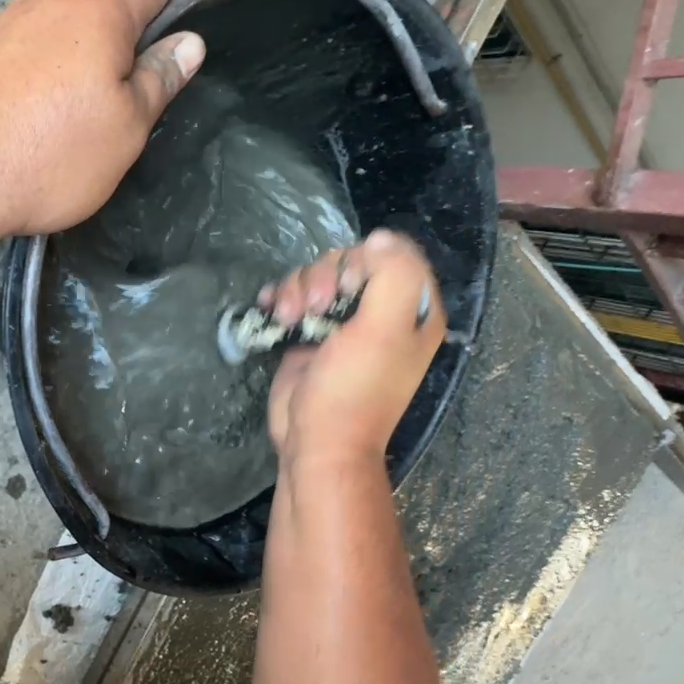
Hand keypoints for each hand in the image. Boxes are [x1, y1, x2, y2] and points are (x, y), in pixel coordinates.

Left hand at [0, 0, 205, 237]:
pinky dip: (33, 71)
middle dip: (120, 30)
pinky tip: (25, 115)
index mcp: (100, 11)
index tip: (171, 37)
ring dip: (72, 53)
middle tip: (120, 88)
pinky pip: (18, 48)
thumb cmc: (50, 157)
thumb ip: (157, 83)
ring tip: (69, 111)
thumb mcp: (124, 133)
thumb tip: (188, 45)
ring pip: (55, 23)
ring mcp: (3, 20)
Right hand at [265, 230, 445, 471]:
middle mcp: (378, 312)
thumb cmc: (354, 390)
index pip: (391, 253)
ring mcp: (339, 325)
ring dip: (296, 289)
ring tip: (290, 319)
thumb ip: (393, 274)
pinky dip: (278, 299)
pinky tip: (272, 312)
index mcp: (412, 310)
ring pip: (315, 277)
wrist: (316, 443)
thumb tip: (376, 239)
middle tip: (313, 308)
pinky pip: (292, 299)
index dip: (363, 261)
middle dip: (323, 276)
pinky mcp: (306, 338)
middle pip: (347, 261)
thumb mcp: (385, 329)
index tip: (347, 289)